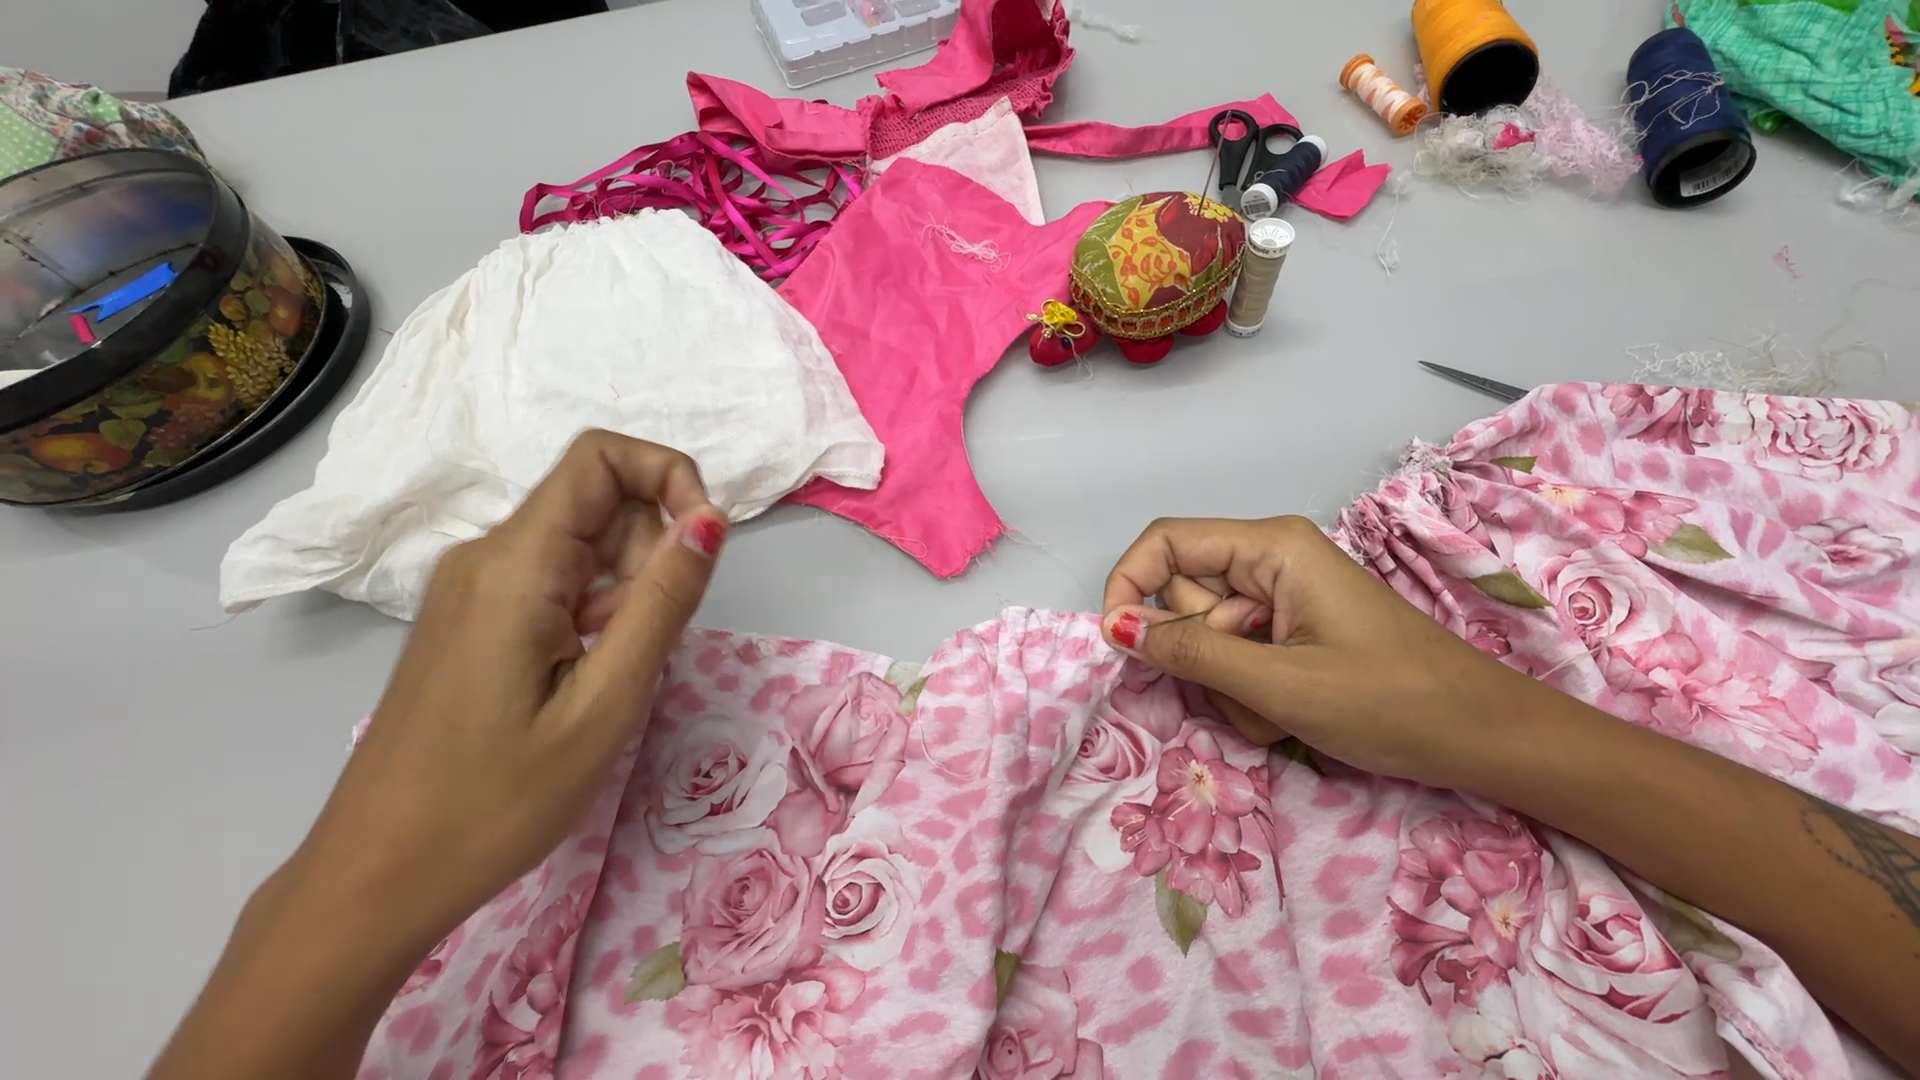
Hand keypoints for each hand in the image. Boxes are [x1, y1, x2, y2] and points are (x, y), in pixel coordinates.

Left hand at [292, 430, 727, 943]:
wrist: (378, 875)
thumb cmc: (497, 801)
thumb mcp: (606, 703)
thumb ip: (662, 602)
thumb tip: (712, 518)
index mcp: (516, 564)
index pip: (601, 456)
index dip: (670, 475)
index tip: (705, 544)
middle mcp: (488, 555)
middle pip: (599, 501)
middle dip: (652, 551)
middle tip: (646, 642)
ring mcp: (475, 586)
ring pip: (583, 544)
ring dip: (626, 589)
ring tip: (611, 673)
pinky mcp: (474, 616)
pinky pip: (556, 581)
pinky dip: (595, 611)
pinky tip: (584, 678)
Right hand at [1101, 516, 1539, 789]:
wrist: (1484, 739)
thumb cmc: (1390, 701)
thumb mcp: (1279, 683)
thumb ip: (1191, 651)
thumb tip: (1115, 627)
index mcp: (1271, 547)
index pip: (1166, 542)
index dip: (1130, 585)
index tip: (1118, 643)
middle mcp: (1271, 561)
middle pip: (1185, 595)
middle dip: (1199, 652)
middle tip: (1248, 687)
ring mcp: (1282, 598)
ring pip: (1207, 634)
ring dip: (1226, 681)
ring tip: (1280, 707)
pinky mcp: (1292, 630)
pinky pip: (1236, 655)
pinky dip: (1247, 691)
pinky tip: (1290, 712)